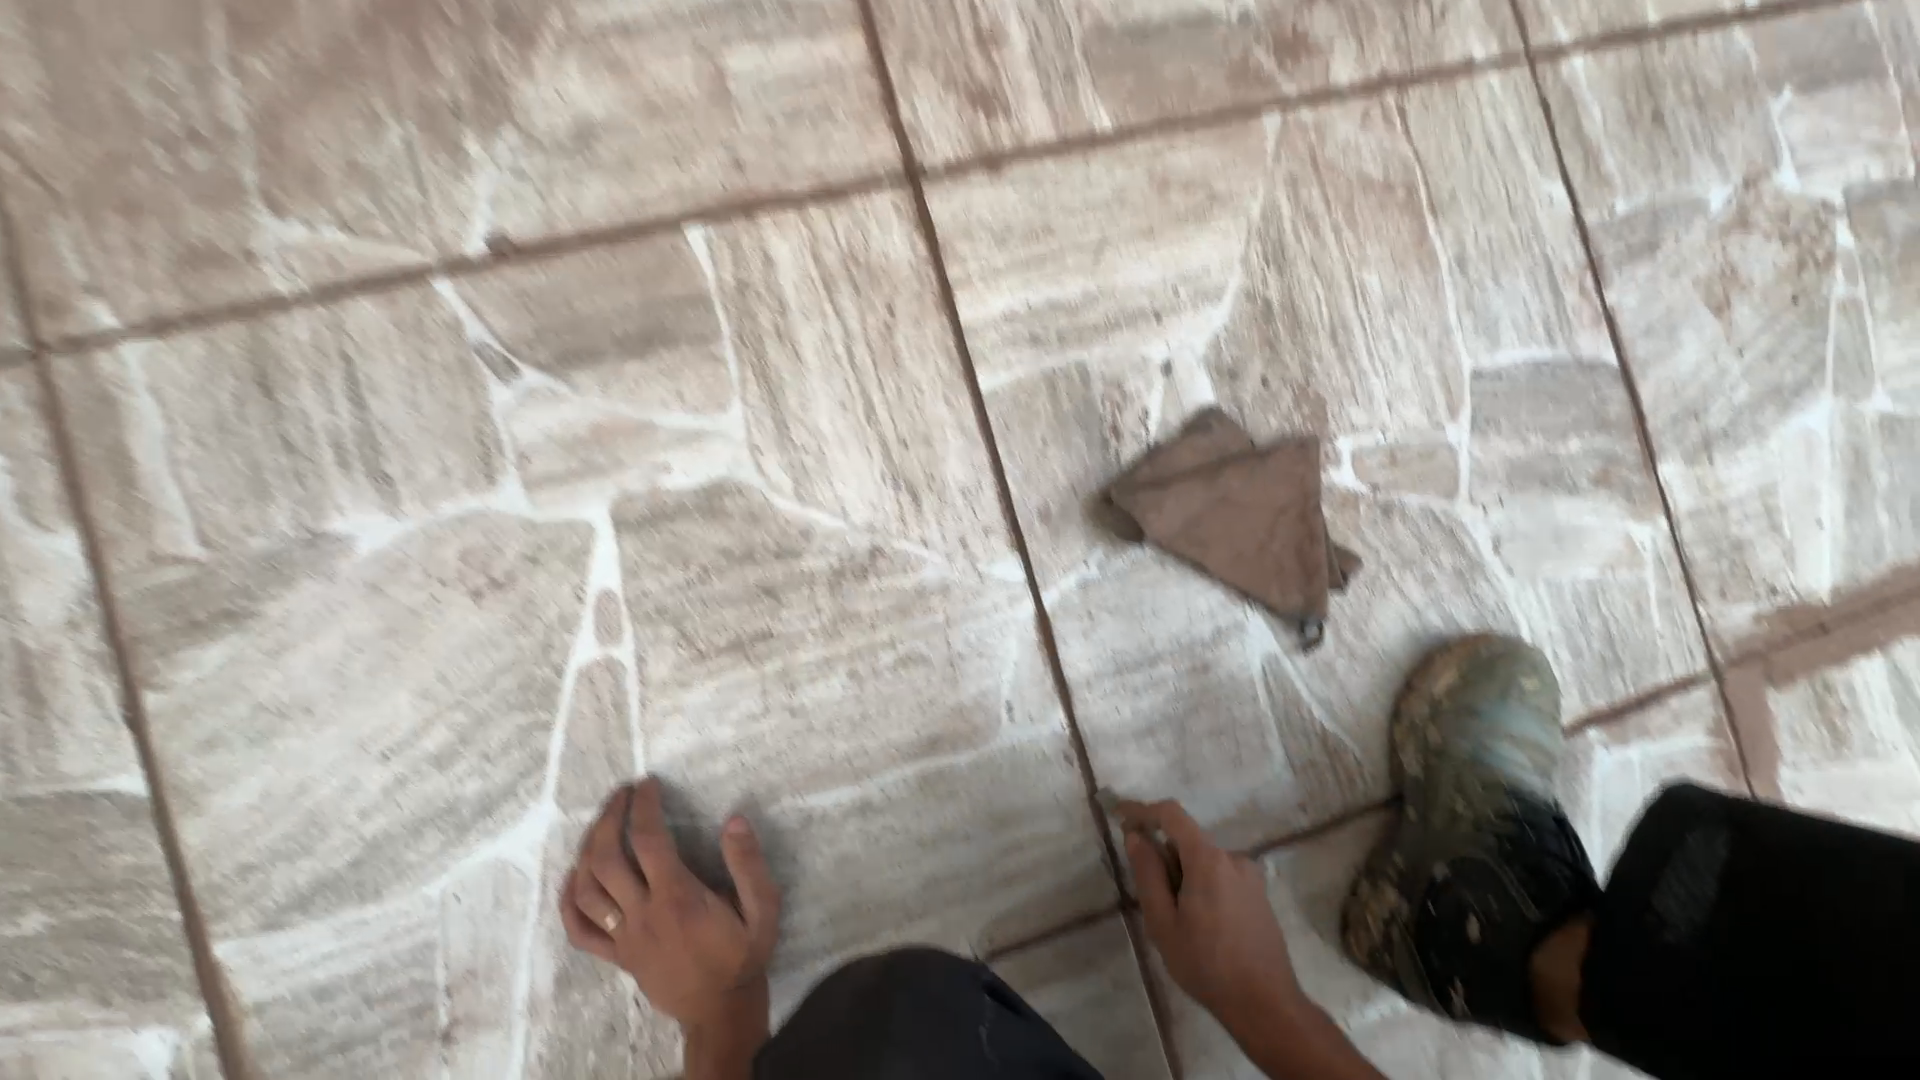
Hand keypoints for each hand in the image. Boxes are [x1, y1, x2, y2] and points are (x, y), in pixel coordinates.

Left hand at [562, 779, 781, 1026]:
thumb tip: (733, 820)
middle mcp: (643, 914)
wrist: (721, 1010)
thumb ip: (748, 864)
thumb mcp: (763, 908)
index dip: (645, 806)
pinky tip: (573, 876)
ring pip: (587, 889)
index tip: (648, 783)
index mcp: (677, 897)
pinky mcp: (617, 956)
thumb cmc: (743, 954)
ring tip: (602, 822)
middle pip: (607, 859)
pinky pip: (579, 930)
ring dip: (587, 849)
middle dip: (610, 818)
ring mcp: (624, 937)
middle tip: (622, 793)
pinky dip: (569, 900)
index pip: (649, 840)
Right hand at [1116, 798, 1307, 1032]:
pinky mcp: (1259, 895)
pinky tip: (1204, 929)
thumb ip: (1148, 873)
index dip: (1142, 810)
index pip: (1171, 814)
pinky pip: (1222, 877)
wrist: (1266, 1005)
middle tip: (1154, 902)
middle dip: (1165, 859)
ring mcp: (1250, 877)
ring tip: (1180, 924)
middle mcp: (1233, 858)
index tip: (1120, 817)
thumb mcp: (1163, 922)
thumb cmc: (1206, 964)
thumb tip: (1135, 836)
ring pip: (1204, 862)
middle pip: (1187, 842)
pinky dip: (1203, 888)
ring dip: (1185, 877)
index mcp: (1208, 859)